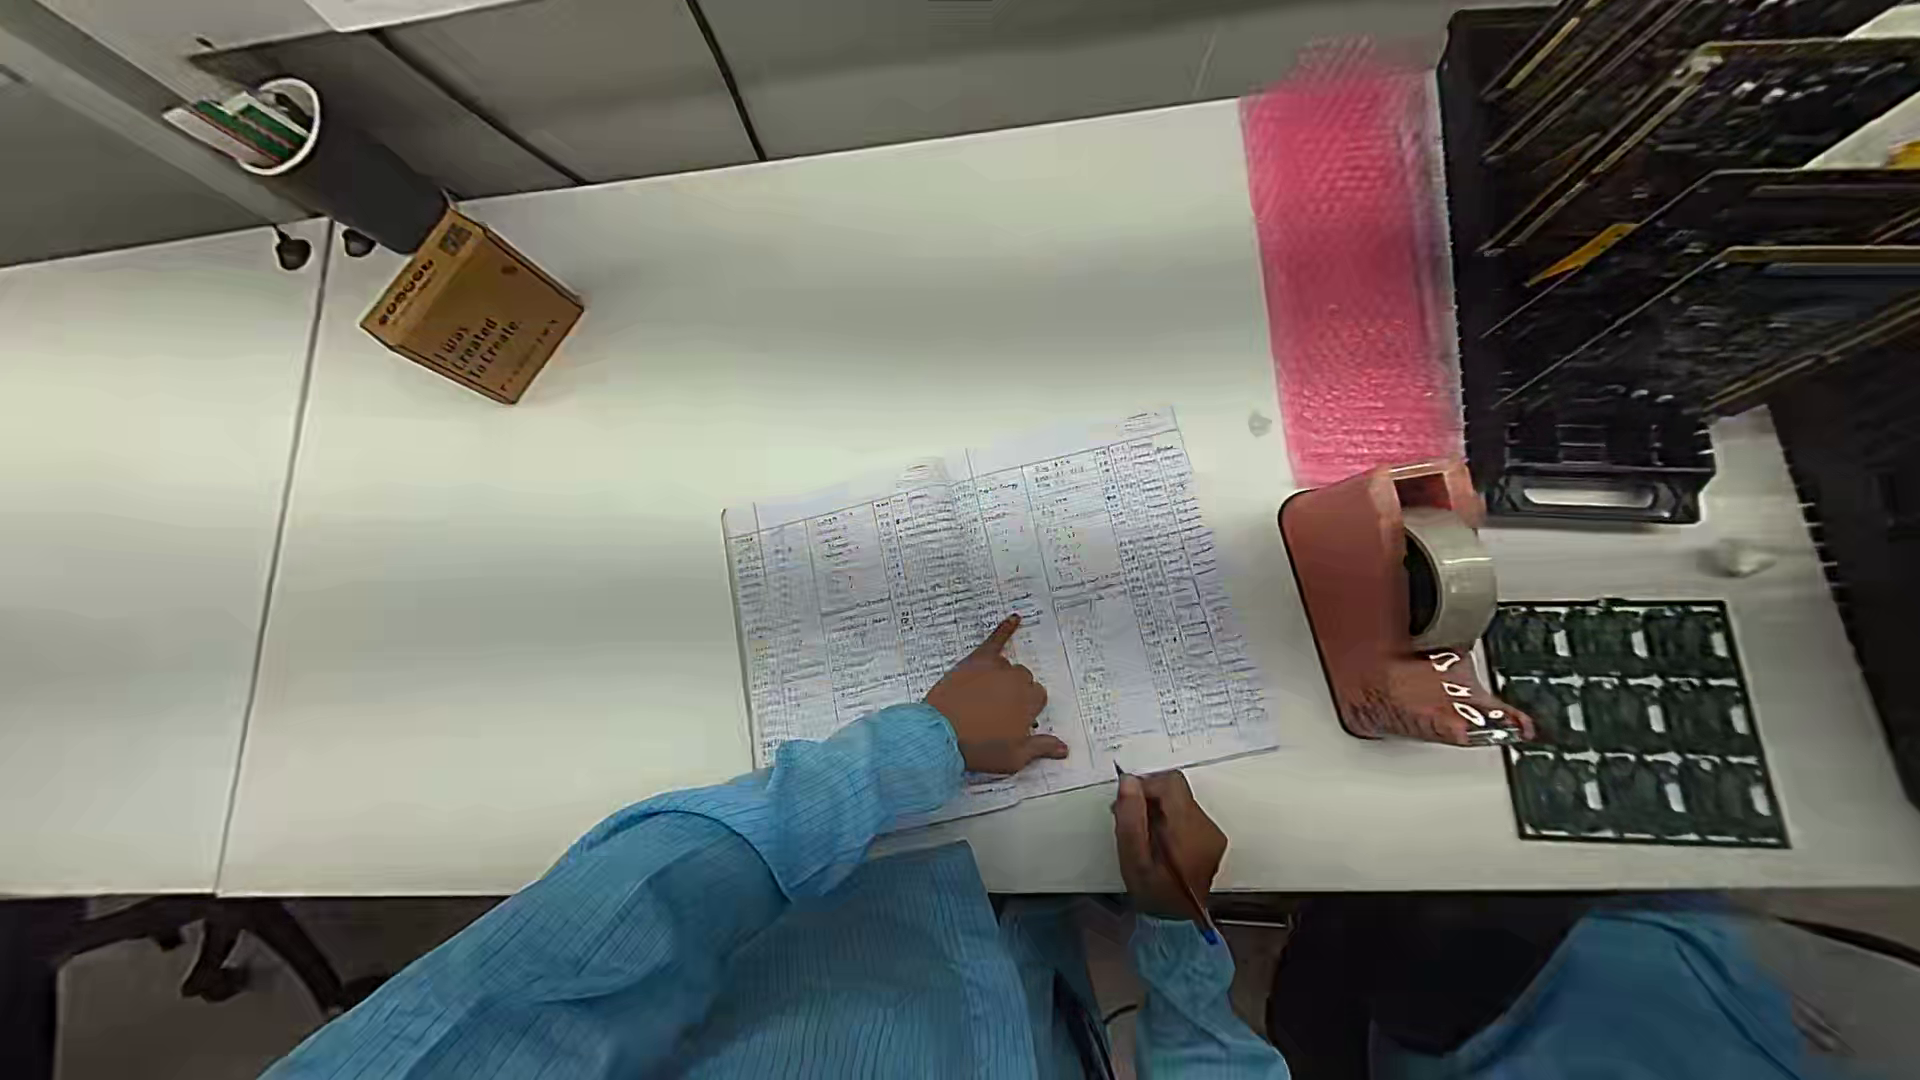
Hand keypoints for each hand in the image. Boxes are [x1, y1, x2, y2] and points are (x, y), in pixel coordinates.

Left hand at [925, 615, 1068, 774]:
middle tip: (997, 709)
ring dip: (1003, 676)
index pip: (1038, 696)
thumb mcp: (1014, 758)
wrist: (940, 735)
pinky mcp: (976, 661)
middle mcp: (1015, 682)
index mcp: (1028, 704)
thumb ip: (1041, 748)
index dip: (1026, 707)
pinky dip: (1005, 629)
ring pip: (1008, 666)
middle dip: (1015, 692)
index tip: (1015, 718)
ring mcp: (996, 669)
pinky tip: (1014, 618)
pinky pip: (995, 640)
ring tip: (985, 694)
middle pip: (1024, 680)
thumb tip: (1063, 748)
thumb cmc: (978, 748)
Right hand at [1112, 769, 1226, 921]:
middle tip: (1130, 817)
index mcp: (1190, 832)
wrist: (1176, 923)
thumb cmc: (1153, 894)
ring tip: (1142, 830)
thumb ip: (1130, 817)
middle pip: (1175, 788)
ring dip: (1157, 806)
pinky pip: (1185, 811)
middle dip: (1148, 796)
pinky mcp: (1210, 837)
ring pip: (1179, 798)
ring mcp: (1211, 833)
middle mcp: (1207, 829)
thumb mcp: (1133, 859)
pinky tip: (1156, 837)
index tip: (1128, 803)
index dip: (1144, 785)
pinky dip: (1168, 816)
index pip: (1170, 783)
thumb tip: (1129, 782)